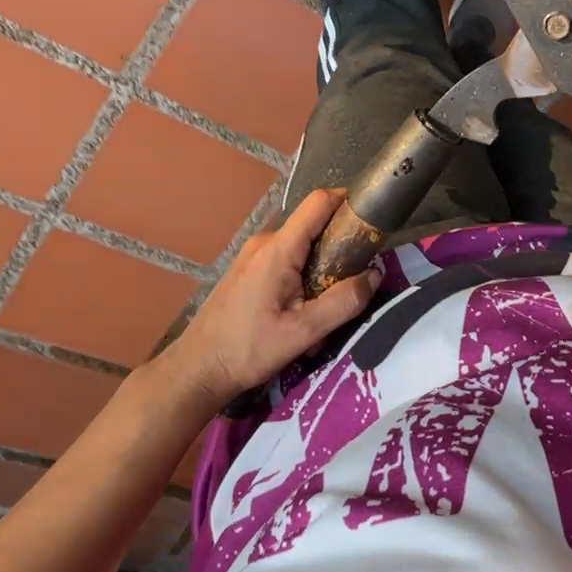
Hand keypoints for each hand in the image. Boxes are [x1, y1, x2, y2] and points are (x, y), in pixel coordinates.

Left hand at [163, 189, 380, 408]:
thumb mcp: (304, 332)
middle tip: (355, 279)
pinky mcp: (248, 271)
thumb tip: (375, 275)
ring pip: (302, 246)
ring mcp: (253, 256)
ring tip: (328, 304)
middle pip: (314, 226)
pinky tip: (302, 311)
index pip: (319, 202)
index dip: (349, 201)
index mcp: (278, 250)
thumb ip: (343, 302)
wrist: (197, 371)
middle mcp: (264, 243)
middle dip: (340, 246)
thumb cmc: (248, 350)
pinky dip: (304, 276)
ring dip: (322, 267)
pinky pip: (287, 260)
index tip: (373, 219)